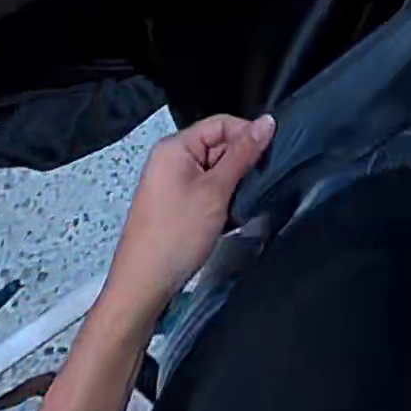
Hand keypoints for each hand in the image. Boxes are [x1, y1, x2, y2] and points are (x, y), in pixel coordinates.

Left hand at [101, 114, 275, 317]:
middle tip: (257, 183)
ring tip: (241, 202)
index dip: (247, 134)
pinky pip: (206, 186)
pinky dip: (221, 197)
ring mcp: (171, 181)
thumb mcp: (216, 190)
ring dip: (233, 182)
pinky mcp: (175, 202)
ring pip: (216, 167)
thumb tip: (268, 121)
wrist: (142, 289)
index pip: (222, 123)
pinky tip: (229, 215)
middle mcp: (171, 158)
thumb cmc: (176, 236)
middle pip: (219, 144)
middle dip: (240, 161)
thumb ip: (244, 153)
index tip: (269, 155)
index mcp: (175, 146)